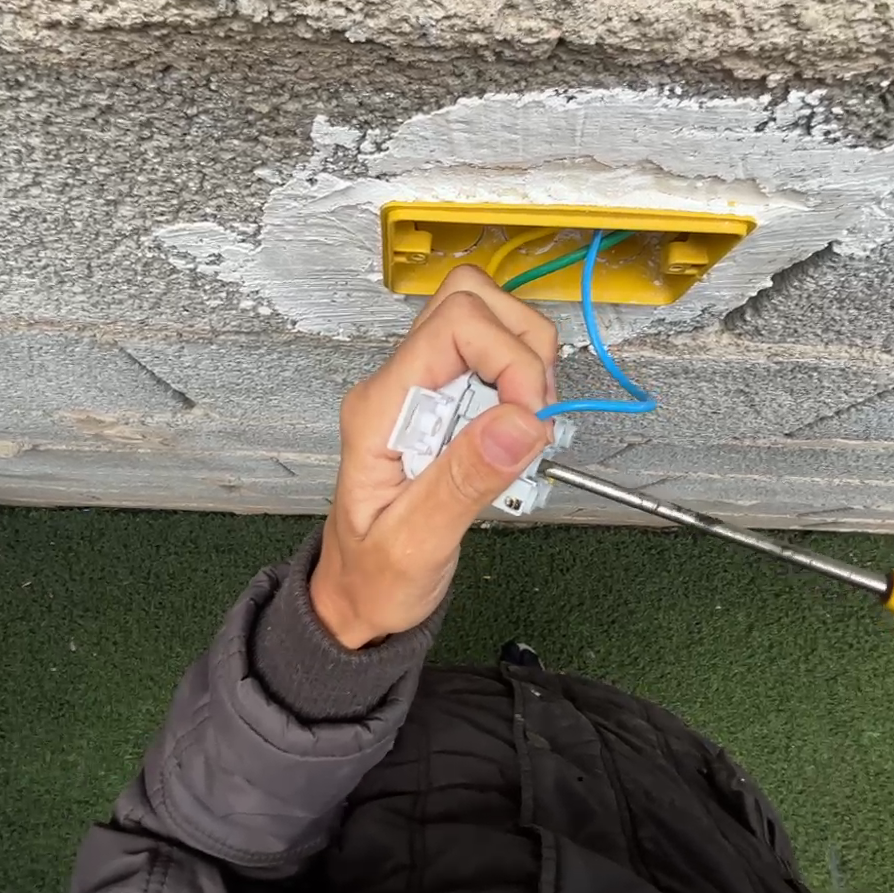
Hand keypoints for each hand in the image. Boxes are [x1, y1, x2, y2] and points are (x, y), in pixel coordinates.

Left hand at [312, 266, 557, 648]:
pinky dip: (524, 381)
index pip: (454, 324)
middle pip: (470, 300)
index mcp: (380, 408)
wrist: (359, 592)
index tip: (533, 416)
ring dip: (527, 362)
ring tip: (526, 428)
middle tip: (534, 413)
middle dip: (523, 346)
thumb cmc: (372, 575)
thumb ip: (464, 481)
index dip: (510, 358)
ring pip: (486, 318)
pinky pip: (492, 357)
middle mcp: (398, 384)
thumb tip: (521, 420)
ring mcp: (420, 387)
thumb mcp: (415, 544)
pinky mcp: (443, 400)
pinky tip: (518, 434)